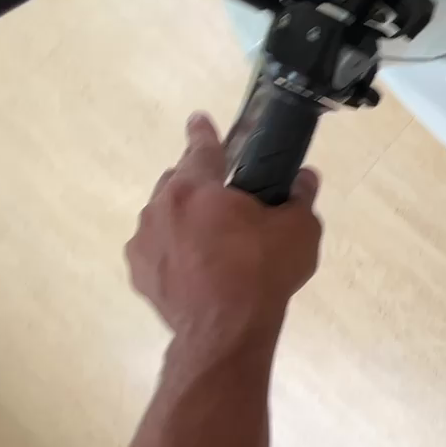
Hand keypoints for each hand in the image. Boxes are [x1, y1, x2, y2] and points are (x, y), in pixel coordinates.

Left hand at [126, 114, 322, 347]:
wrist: (227, 327)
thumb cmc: (265, 270)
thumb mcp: (300, 230)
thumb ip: (300, 198)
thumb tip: (304, 177)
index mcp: (199, 189)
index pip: (201, 149)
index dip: (204, 133)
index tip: (199, 119)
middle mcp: (162, 206)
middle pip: (179, 183)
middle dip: (201, 185)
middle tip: (229, 203)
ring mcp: (144, 240)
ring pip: (167, 217)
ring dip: (189, 221)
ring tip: (219, 245)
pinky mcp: (140, 271)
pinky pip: (159, 250)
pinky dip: (177, 252)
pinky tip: (202, 271)